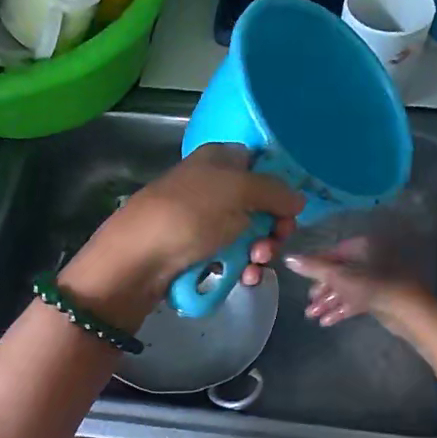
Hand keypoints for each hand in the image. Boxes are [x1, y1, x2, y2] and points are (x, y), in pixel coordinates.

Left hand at [62, 144, 302, 325]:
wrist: (137, 259)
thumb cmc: (189, 214)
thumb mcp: (239, 191)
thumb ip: (276, 191)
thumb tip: (299, 200)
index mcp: (221, 160)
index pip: (262, 164)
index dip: (281, 185)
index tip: (292, 207)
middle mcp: (215, 187)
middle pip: (262, 204)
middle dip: (275, 225)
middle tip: (278, 238)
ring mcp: (208, 221)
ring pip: (252, 234)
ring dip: (263, 250)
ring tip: (258, 262)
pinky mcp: (202, 252)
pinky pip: (236, 257)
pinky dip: (247, 267)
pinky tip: (248, 277)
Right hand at [285, 239, 431, 329]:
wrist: (407, 309)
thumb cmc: (372, 285)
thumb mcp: (338, 275)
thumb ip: (313, 267)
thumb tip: (287, 258)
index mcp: (362, 246)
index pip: (332, 253)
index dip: (315, 267)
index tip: (301, 281)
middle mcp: (370, 258)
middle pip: (339, 273)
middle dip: (322, 290)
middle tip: (308, 305)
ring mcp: (376, 278)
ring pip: (347, 288)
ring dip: (329, 302)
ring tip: (313, 317)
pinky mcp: (380, 296)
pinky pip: (356, 300)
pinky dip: (342, 309)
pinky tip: (327, 322)